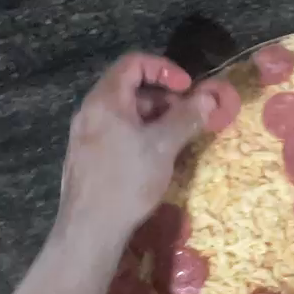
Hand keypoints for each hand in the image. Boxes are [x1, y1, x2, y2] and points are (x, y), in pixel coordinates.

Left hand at [58, 53, 237, 241]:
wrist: (90, 229)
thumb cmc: (127, 181)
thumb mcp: (163, 146)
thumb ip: (186, 117)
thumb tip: (208, 98)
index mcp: (104, 100)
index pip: (134, 63)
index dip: (164, 69)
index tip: (188, 88)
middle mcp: (90, 111)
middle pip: (129, 87)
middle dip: (163, 96)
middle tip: (188, 116)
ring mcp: (85, 134)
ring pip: (124, 112)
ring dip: (154, 117)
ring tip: (177, 138)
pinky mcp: (87, 156)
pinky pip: (117, 131)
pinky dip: (140, 133)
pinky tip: (156, 156)